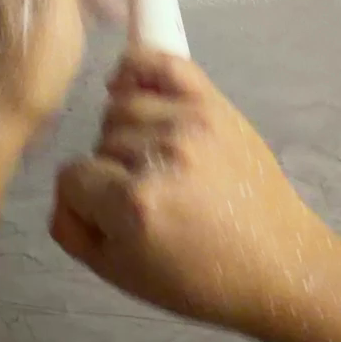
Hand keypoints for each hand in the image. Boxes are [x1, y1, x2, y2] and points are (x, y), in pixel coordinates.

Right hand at [50, 49, 336, 336]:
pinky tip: (128, 87)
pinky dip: (137, 67)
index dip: (83, 201)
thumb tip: (63, 192)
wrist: (277, 261)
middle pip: (99, 141)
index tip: (109, 217)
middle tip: (142, 194)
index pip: (72, 177)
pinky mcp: (214, 103)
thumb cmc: (200, 279)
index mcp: (135, 204)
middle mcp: (160, 154)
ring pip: (122, 107)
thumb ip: (72, 231)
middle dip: (110, 170)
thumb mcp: (122, 275)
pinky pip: (162, 62)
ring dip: (126, 132)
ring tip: (151, 158)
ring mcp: (190, 122)